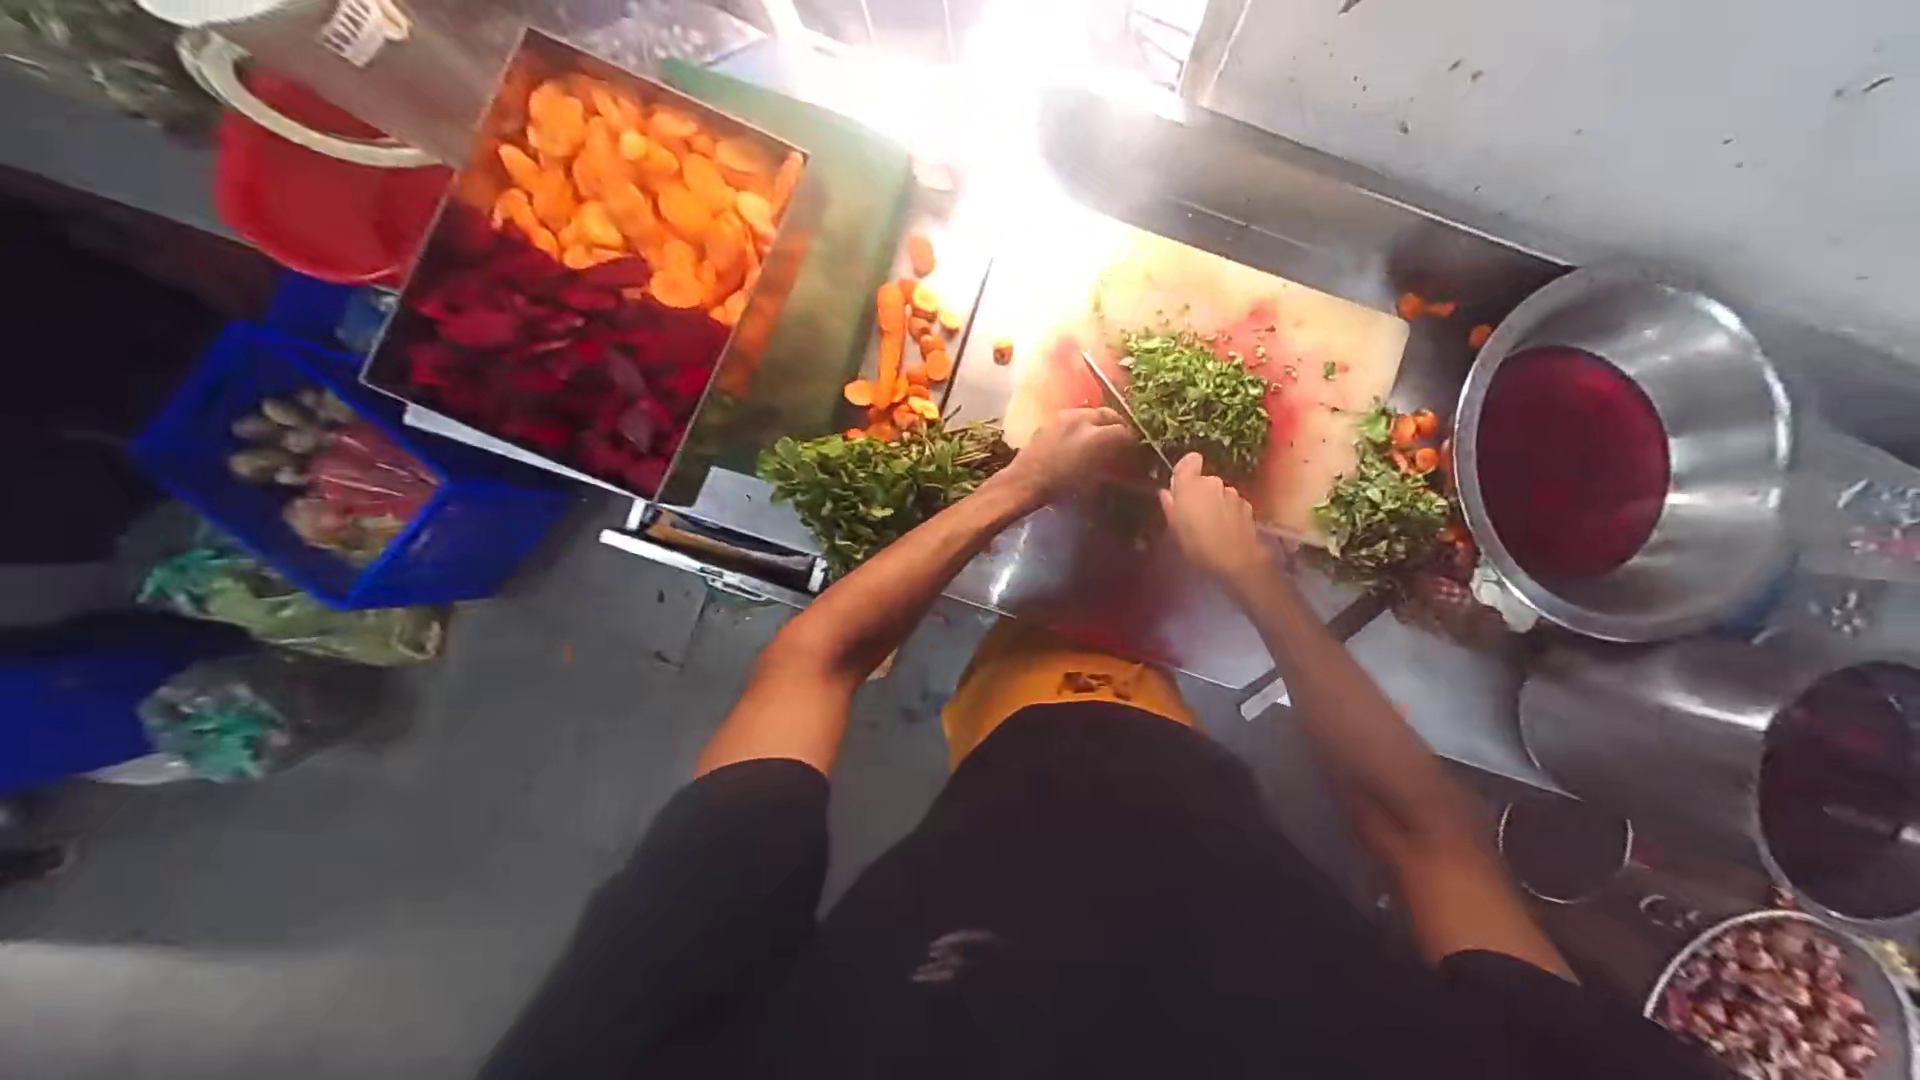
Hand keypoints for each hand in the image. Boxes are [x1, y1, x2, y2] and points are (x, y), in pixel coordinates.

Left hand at [993, 407, 1137, 506]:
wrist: (1024, 482)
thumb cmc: (1061, 488)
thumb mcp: (1094, 480)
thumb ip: (1115, 469)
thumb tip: (1133, 470)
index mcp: (1098, 436)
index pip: (1125, 433)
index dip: (1133, 444)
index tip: (1135, 453)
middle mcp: (1083, 419)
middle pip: (1111, 416)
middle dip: (1119, 427)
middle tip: (1121, 442)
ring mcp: (1065, 416)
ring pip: (1092, 413)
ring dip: (1101, 423)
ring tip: (1101, 438)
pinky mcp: (1051, 420)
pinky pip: (1074, 417)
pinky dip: (1083, 425)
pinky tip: (1079, 439)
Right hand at [1159, 452, 1268, 581]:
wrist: (1235, 559)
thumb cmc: (1196, 543)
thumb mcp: (1174, 528)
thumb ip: (1170, 505)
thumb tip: (1167, 492)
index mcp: (1190, 485)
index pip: (1190, 460)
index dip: (1187, 468)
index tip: (1182, 485)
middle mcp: (1213, 482)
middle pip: (1203, 481)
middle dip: (1199, 493)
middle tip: (1194, 515)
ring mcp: (1232, 492)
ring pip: (1218, 492)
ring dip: (1214, 503)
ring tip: (1212, 525)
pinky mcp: (1246, 504)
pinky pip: (1231, 503)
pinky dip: (1228, 511)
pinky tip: (1226, 529)